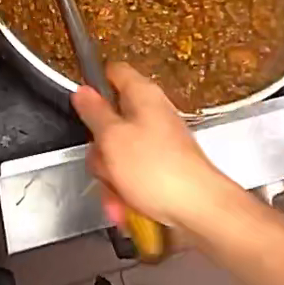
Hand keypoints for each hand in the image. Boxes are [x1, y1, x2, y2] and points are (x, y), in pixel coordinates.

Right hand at [72, 63, 240, 229]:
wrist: (201, 211)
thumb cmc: (160, 171)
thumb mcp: (111, 137)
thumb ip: (93, 112)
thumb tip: (82, 92)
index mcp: (142, 94)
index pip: (113, 72)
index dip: (94, 86)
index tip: (83, 105)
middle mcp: (153, 114)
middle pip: (111, 120)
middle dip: (100, 148)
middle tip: (104, 159)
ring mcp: (161, 142)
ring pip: (119, 153)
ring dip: (111, 177)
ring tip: (117, 193)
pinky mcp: (165, 169)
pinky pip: (134, 175)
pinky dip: (127, 191)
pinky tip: (127, 206)